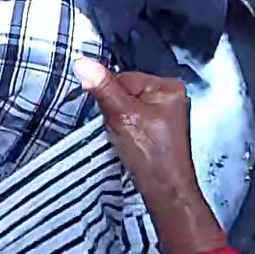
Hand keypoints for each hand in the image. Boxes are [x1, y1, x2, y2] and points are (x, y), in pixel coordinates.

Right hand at [75, 58, 225, 253]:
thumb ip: (103, 88)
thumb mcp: (121, 116)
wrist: (164, 190)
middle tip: (118, 127)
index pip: (123, 77)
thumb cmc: (152, 156)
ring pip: (125, 106)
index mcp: (168, 86)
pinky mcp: (157, 128)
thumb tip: (84, 64)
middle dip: (114, 108)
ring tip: (124, 136)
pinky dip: (124, 129)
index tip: (108, 112)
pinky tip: (128, 142)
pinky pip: (131, 119)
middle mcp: (170, 96)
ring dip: (117, 120)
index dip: (109, 95)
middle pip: (124, 91)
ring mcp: (164, 113)